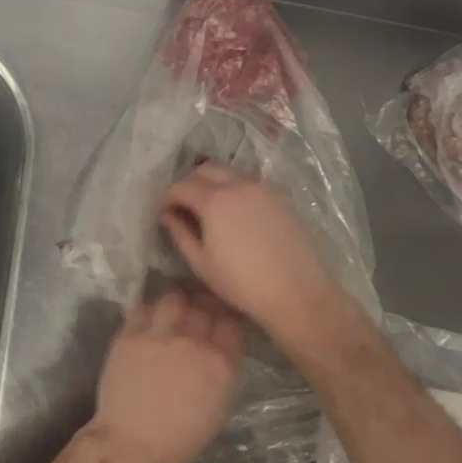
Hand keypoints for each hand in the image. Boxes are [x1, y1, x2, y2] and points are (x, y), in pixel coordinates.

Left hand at [81, 289, 243, 462]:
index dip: (229, 316)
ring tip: (175, 307)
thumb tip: (221, 350)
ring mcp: (158, 335)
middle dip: (205, 303)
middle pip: (204, 304)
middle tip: (200, 307)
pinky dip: (150, 307)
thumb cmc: (180, 439)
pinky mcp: (129, 334)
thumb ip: (223, 372)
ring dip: (177, 300)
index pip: (232, 322)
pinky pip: (142, 307)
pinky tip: (151, 315)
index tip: (224, 317)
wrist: (131, 444)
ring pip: (174, 297)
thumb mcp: (219, 409)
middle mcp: (192, 342)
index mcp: (220, 363)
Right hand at [160, 161, 339, 332]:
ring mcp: (264, 189)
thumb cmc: (242, 283)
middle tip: (184, 207)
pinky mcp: (282, 198)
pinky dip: (236, 191)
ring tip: (210, 210)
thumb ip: (180, 233)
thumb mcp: (201, 263)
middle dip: (190, 183)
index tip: (163, 213)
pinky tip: (237, 216)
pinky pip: (251, 184)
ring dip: (214, 183)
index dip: (167, 198)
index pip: (180, 186)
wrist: (298, 293)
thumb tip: (167, 216)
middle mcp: (239, 185)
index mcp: (214, 200)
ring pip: (231, 173)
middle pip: (206, 169)